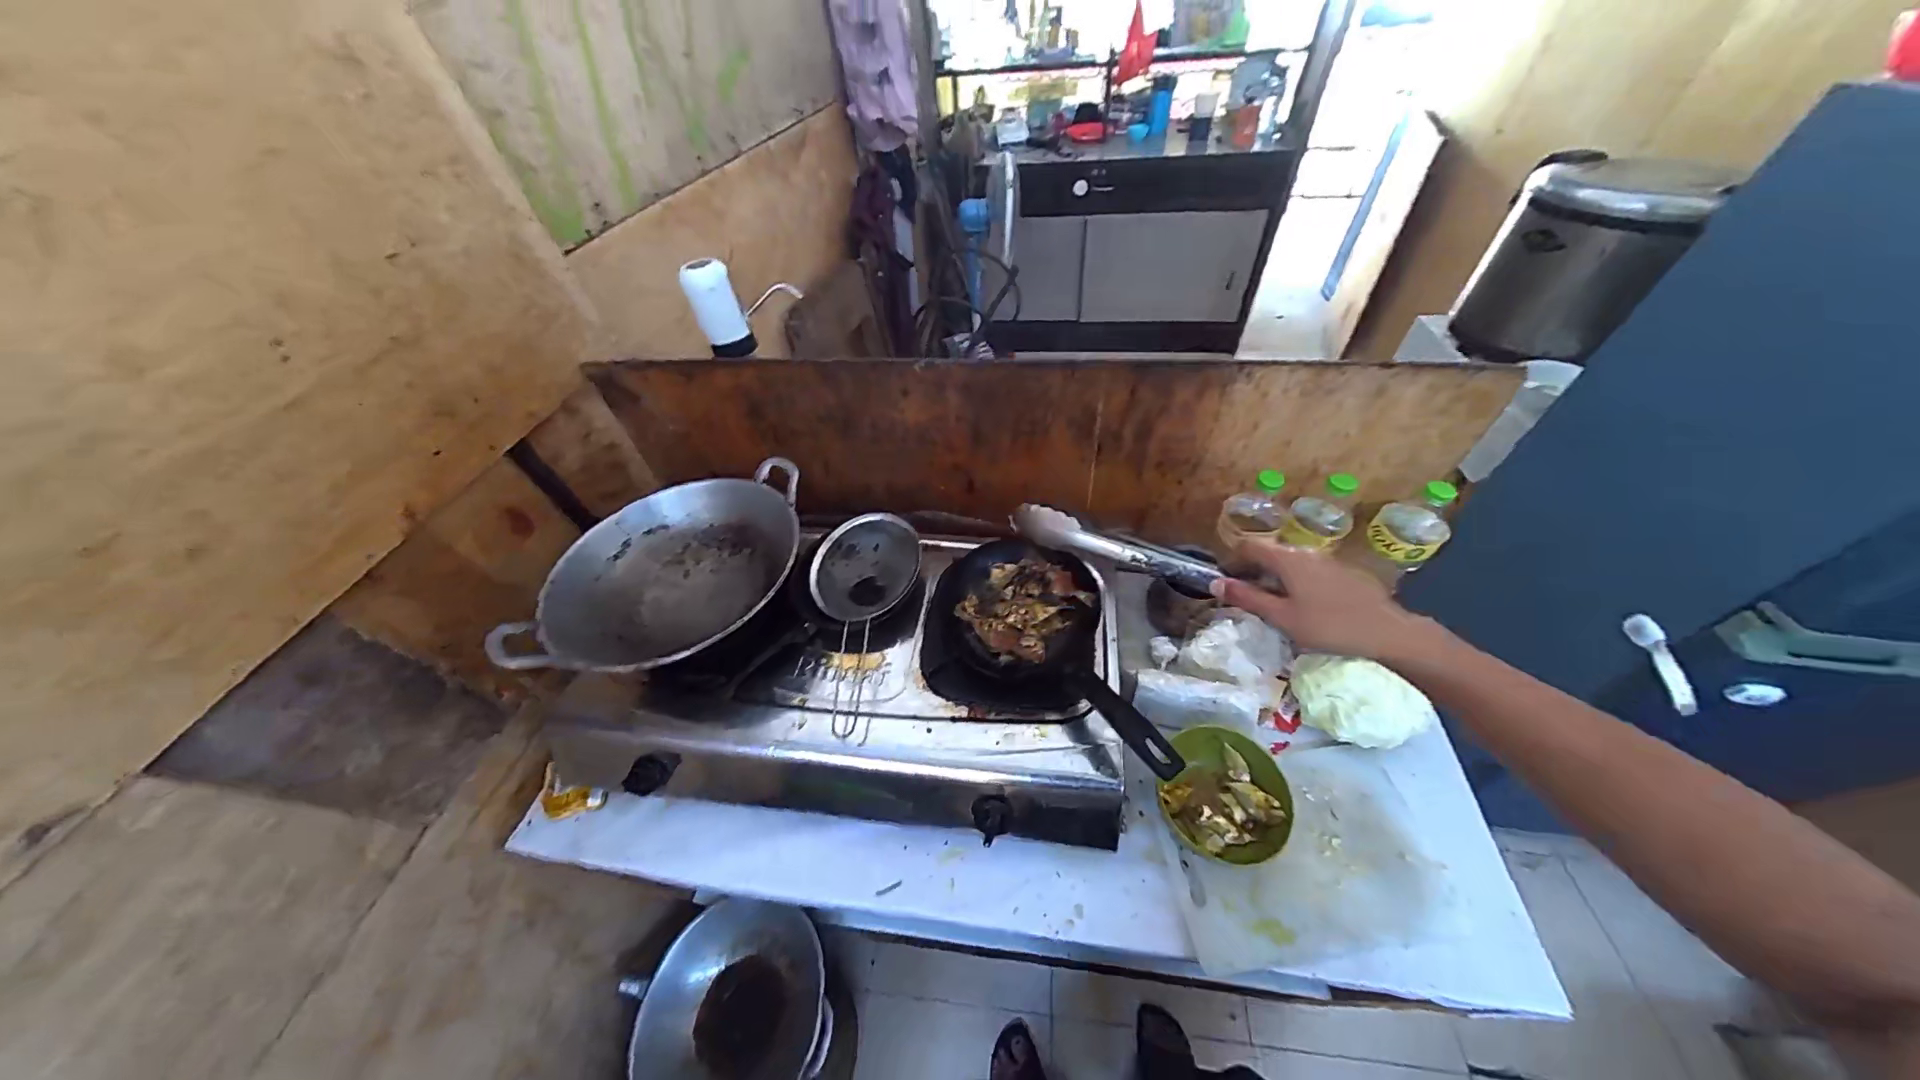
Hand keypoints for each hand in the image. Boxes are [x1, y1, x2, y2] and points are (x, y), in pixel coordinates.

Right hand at [1209, 540, 1438, 660]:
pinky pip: (1312, 572)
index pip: (1250, 546)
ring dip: (1276, 577)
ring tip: (1273, 602)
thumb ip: (1247, 598)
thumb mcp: (1282, 617)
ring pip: (1293, 563)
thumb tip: (1215, 582)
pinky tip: (1305, 606)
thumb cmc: (1329, 626)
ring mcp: (1330, 562)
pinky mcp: (1347, 574)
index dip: (1232, 560)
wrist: (1390, 634)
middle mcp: (1307, 553)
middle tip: (1245, 595)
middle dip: (1254, 570)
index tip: (1225, 580)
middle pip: (1271, 554)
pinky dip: (1298, 582)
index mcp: (1287, 560)